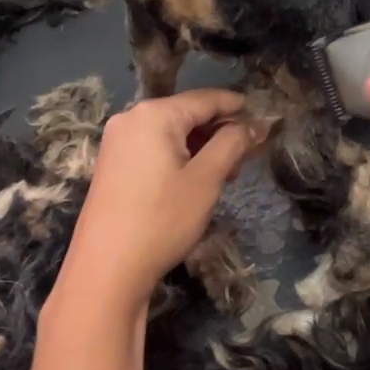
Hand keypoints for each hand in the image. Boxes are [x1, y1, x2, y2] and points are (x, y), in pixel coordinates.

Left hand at [60, 89, 263, 306]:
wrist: (105, 271)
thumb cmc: (162, 218)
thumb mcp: (206, 179)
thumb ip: (233, 143)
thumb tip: (256, 123)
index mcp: (154, 114)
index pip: (206, 98)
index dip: (238, 107)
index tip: (264, 120)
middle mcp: (131, 118)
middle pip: (187, 114)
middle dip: (219, 131)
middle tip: (247, 157)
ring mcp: (117, 143)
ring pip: (171, 133)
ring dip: (201, 147)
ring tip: (226, 174)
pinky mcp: (112, 166)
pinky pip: (154, 149)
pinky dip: (179, 158)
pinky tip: (195, 181)